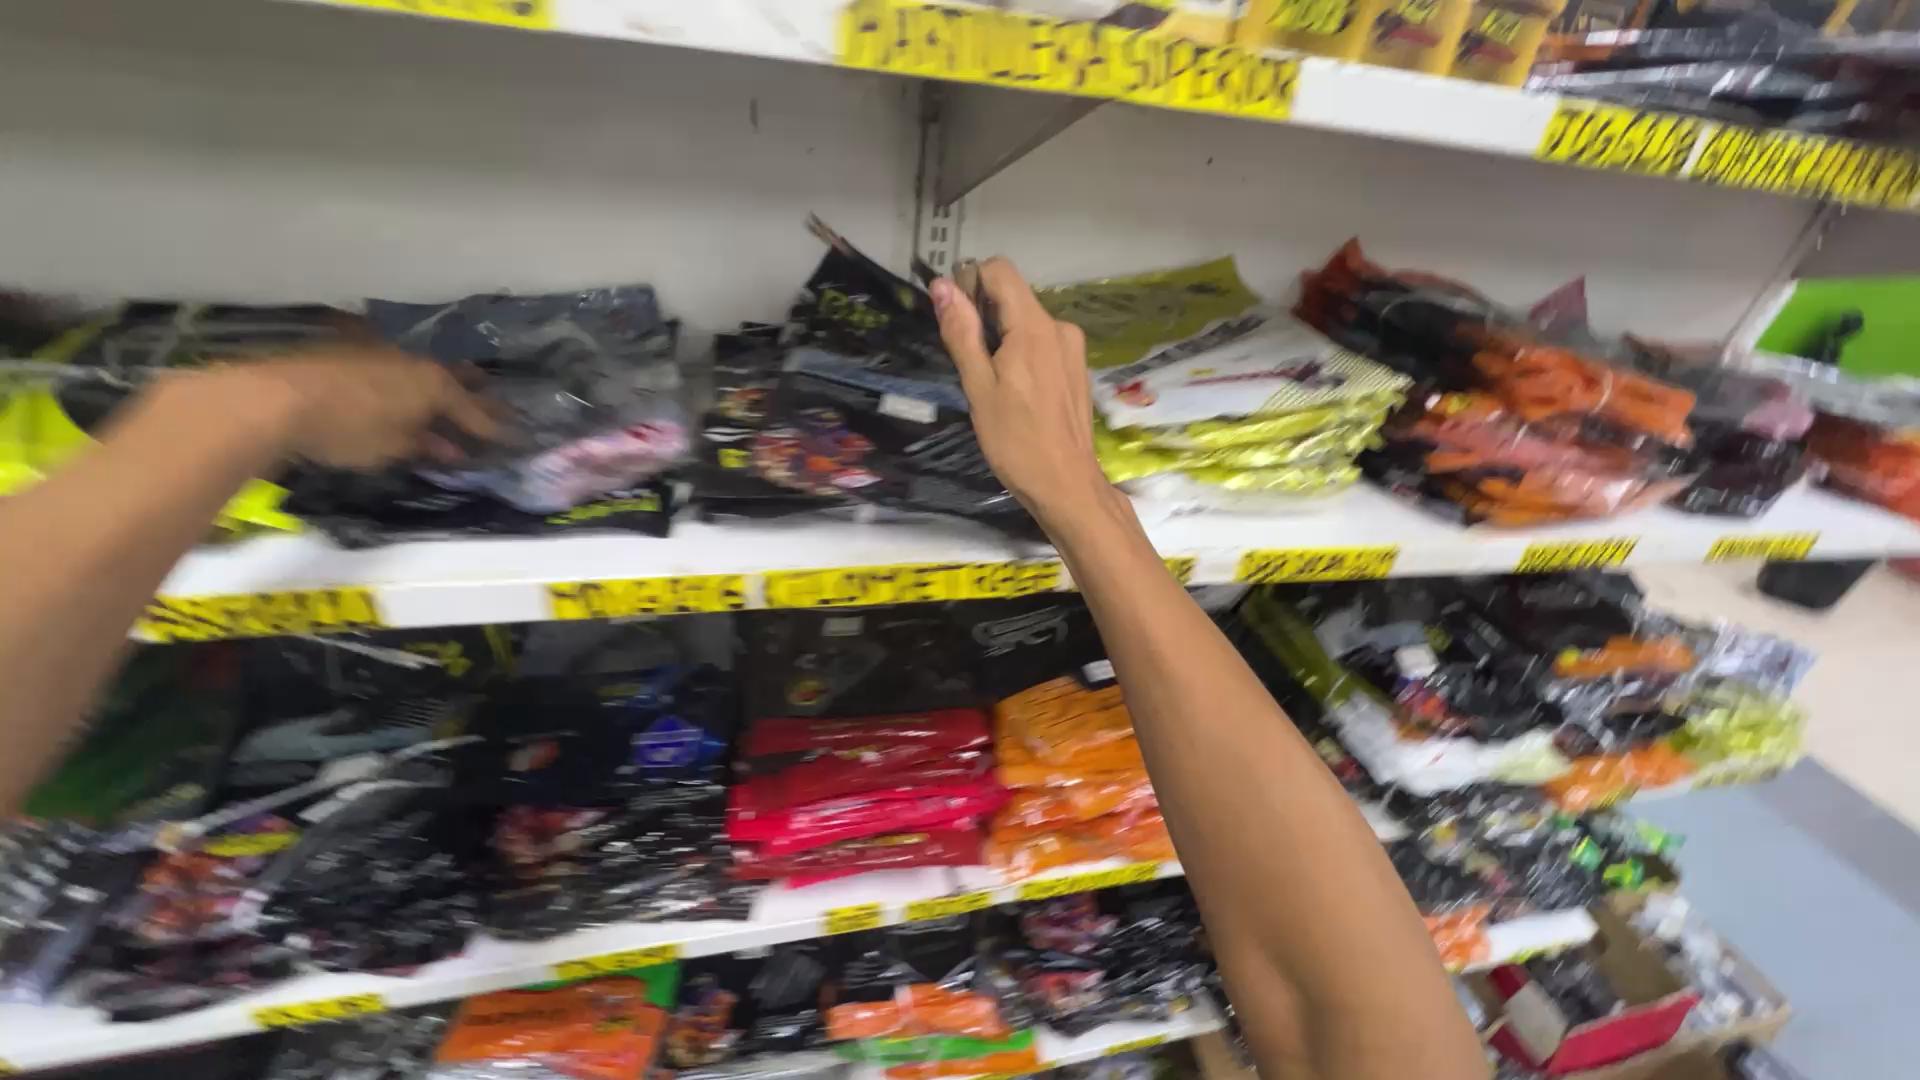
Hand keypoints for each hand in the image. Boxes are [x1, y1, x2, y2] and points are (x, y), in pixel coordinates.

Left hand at [192, 344, 497, 469]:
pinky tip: (401, 393)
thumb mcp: (394, 447)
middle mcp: (415, 359)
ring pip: (422, 369)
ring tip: (446, 404)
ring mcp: (378, 349)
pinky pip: (390, 366)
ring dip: (437, 387)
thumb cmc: (347, 428)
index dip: (495, 428)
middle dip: (474, 395)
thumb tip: (449, 448)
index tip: (514, 439)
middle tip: (493, 409)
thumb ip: (426, 445)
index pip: (477, 411)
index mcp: (437, 383)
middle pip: (454, 379)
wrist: (269, 399)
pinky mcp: (344, 348)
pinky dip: (403, 382)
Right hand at [931, 258, 1121, 529]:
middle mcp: (1059, 327)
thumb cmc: (1016, 441)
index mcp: (1034, 326)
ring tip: (994, 387)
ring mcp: (1072, 348)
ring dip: (1003, 341)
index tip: (957, 320)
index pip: (1000, 270)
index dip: (971, 283)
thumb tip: (942, 286)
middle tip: (972, 366)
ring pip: (1027, 323)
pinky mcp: (1077, 368)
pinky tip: (1017, 395)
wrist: (1066, 484)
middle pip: (1014, 297)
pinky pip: (1042, 344)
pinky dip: (1023, 356)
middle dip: (985, 318)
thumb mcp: (978, 387)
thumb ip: (962, 333)